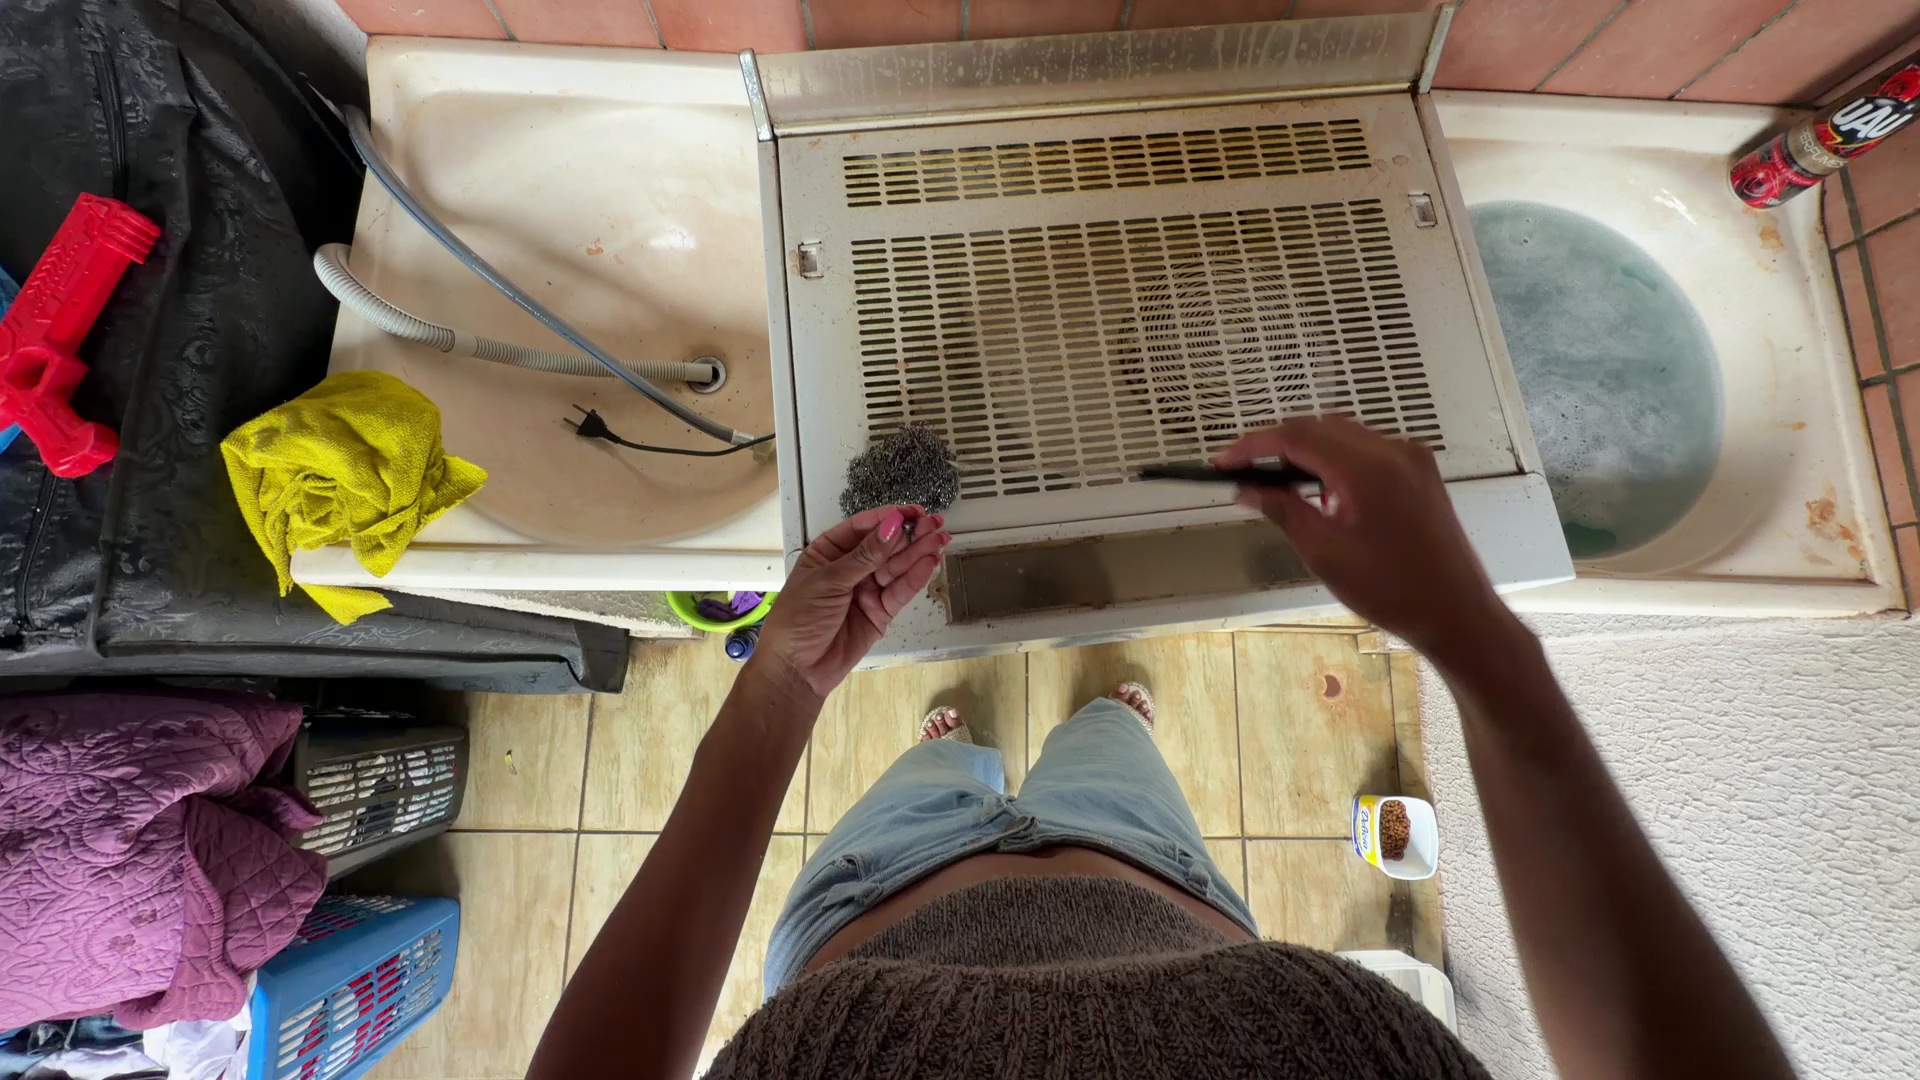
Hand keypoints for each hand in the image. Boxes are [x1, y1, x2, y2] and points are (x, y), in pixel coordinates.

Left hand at [749, 505, 951, 700]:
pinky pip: (900, 590)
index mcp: (828, 552)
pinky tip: (930, 562)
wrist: (797, 669)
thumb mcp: (828, 581)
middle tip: (935, 524)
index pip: (862, 528)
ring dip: (919, 553)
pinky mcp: (880, 612)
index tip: (912, 512)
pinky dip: (916, 577)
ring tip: (940, 539)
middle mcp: (850, 568)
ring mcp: (866, 590)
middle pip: (884, 546)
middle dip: (910, 534)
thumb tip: (892, 526)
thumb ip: (865, 555)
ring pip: (897, 567)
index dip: (888, 518)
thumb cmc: (799, 619)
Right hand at [1216, 416, 1512, 656]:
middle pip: (1318, 427)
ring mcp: (1410, 458)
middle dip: (1275, 443)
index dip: (1253, 445)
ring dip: (1303, 449)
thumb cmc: (1391, 589)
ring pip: (1341, 433)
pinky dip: (1331, 458)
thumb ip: (1282, 509)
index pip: (1297, 437)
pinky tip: (1315, 487)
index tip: (1224, 461)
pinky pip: (1364, 448)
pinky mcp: (1417, 470)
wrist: (1455, 612)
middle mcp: (1393, 452)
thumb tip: (1247, 490)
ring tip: (1273, 480)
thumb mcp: (1322, 551)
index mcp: (1368, 470)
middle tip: (1242, 470)